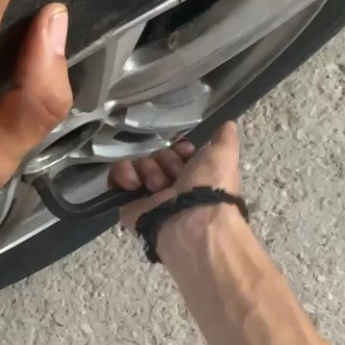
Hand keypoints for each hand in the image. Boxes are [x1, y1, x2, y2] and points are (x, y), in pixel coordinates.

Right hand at [110, 121, 242, 230]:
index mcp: (193, 177)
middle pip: (158, 155)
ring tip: (158, 187)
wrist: (188, 220)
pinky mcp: (126, 201)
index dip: (180, 150)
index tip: (186, 153)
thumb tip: (228, 124)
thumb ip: (225, 139)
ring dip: (149, 170)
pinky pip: (117, 175)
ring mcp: (148, 194)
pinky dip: (123, 173)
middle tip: (176, 178)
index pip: (178, 152)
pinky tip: (134, 183)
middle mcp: (171, 185)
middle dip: (166, 161)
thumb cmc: (209, 187)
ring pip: (139, 163)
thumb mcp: (224, 156)